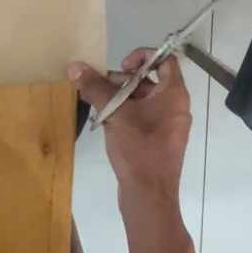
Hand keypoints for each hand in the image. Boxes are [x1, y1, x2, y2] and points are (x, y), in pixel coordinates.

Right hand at [70, 49, 191, 205]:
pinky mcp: (159, 142)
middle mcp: (176, 107)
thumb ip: (96, 88)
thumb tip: (75, 66)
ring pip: (145, 101)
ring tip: (98, 103)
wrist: (149, 196)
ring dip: (122, 97)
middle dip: (125, 80)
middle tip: (101, 86)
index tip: (122, 66)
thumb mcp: (115, 113)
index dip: (144, 56)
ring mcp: (169, 126)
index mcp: (175, 95)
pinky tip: (106, 121)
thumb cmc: (138, 148)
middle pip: (152, 81)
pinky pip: (145, 118)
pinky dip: (127, 114)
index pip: (165, 61)